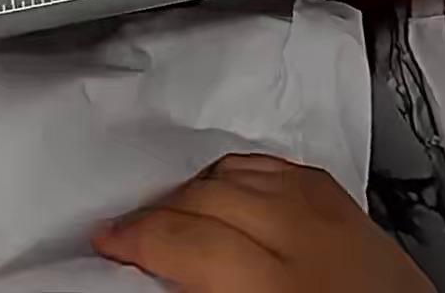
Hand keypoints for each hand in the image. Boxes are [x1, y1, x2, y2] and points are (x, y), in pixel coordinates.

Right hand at [93, 154, 434, 292]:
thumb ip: (207, 292)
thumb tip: (156, 273)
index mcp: (283, 283)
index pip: (186, 241)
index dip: (136, 237)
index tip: (107, 241)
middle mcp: (304, 233)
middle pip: (203, 198)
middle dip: (156, 212)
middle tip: (128, 231)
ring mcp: (324, 206)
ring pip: (229, 171)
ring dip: (191, 190)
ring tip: (170, 213)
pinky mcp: (336, 194)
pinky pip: (265, 163)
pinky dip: (233, 174)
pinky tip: (221, 191)